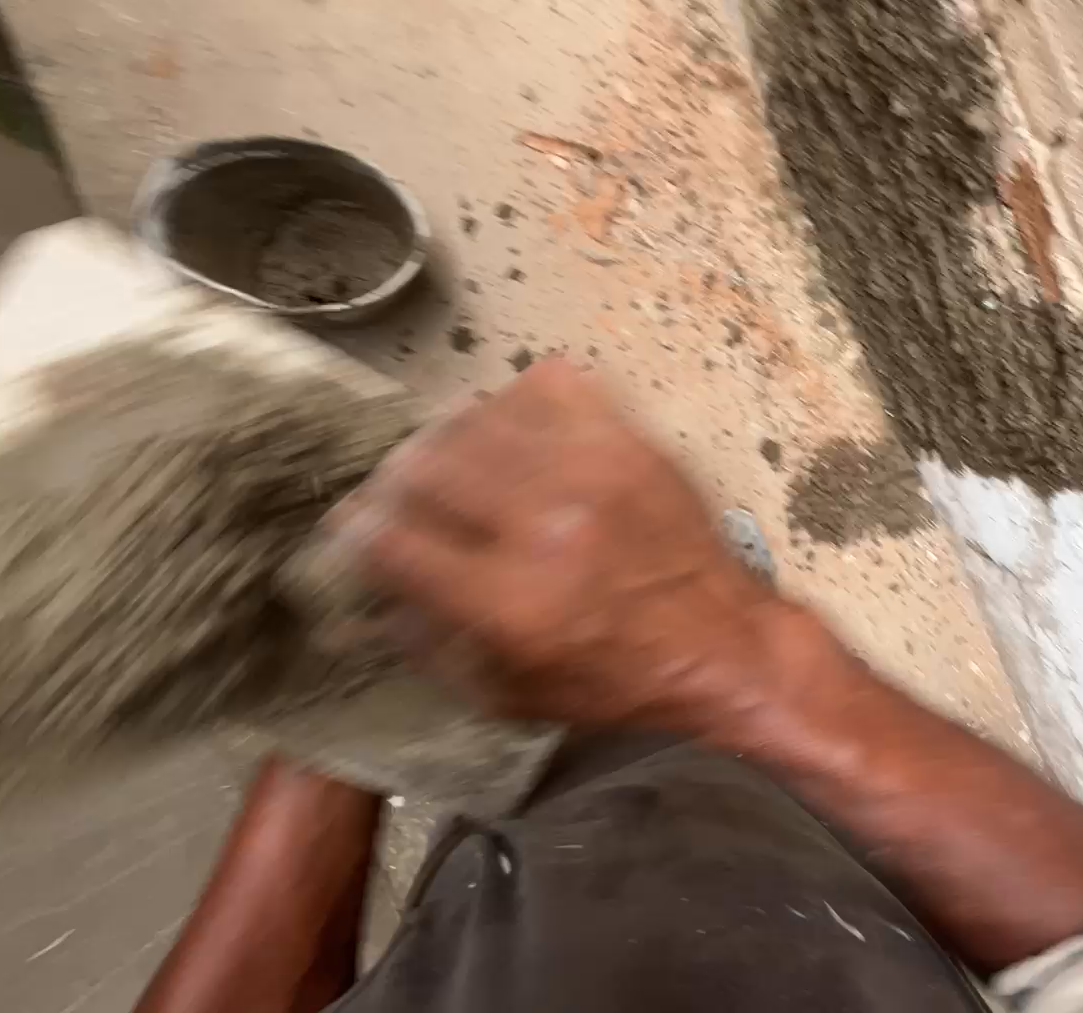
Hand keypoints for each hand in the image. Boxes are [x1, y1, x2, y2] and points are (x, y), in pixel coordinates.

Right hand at [346, 360, 795, 732]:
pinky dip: (523, 399)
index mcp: (509, 598)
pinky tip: (523, 429)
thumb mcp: (515, 697)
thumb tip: (379, 596)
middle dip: (400, 479)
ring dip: (454, 438)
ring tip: (460, 459)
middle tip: (408, 492)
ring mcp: (593, 472)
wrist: (724, 642)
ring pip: (483, 416)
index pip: (394, 538)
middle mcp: (543, 523)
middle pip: (428, 465)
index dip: (360, 530)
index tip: (358, 527)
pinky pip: (556, 385)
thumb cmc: (622, 680)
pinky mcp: (633, 444)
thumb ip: (435, 648)